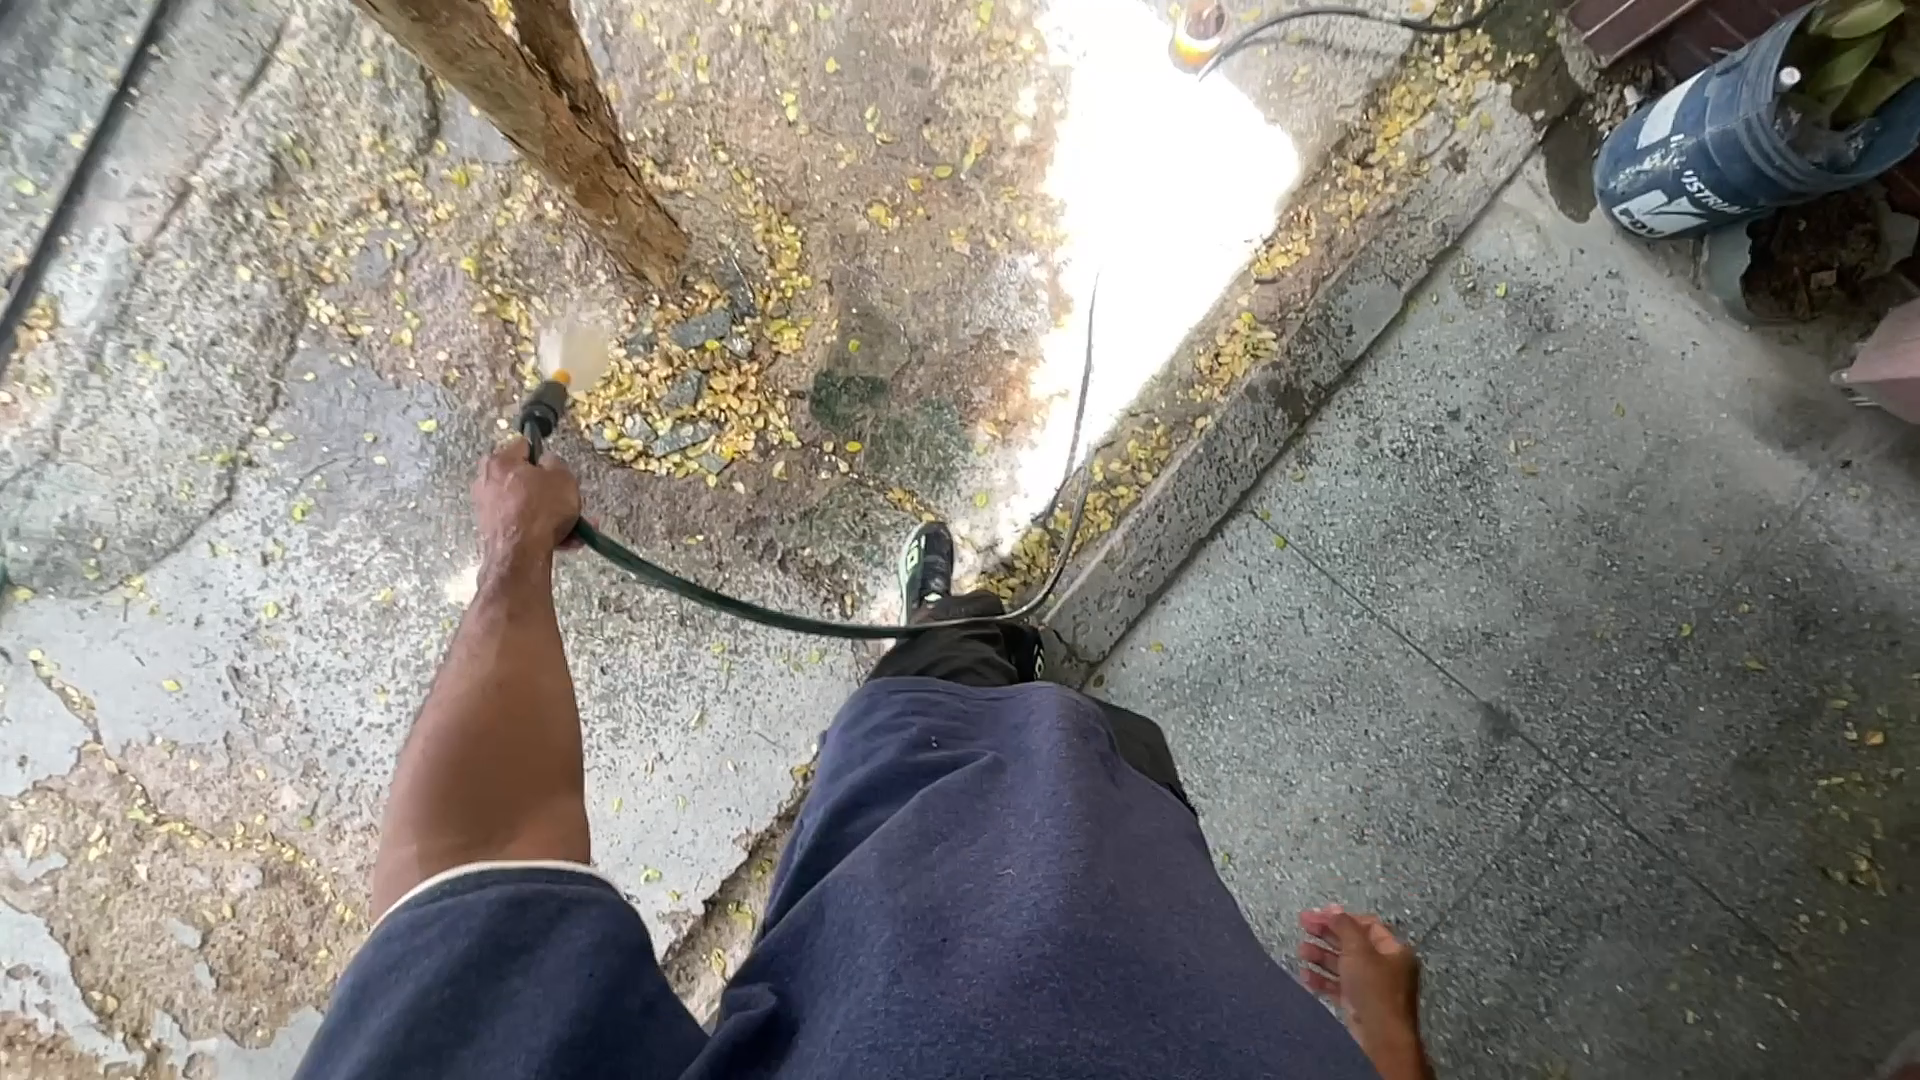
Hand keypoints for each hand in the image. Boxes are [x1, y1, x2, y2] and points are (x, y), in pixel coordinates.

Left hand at [472, 437, 580, 564]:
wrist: (521, 552)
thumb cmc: (542, 509)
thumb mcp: (563, 476)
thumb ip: (556, 462)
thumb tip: (547, 462)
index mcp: (499, 461)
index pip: (523, 445)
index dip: (543, 454)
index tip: (556, 467)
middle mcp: (486, 481)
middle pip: (524, 479)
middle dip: (549, 490)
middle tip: (568, 499)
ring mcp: (487, 507)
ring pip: (527, 504)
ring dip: (550, 512)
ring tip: (575, 526)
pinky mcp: (492, 529)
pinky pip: (523, 523)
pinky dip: (541, 528)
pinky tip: (564, 539)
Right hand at [1298, 906, 1432, 1079]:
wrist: (1381, 1038)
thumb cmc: (1374, 987)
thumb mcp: (1358, 950)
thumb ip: (1344, 925)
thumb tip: (1333, 908)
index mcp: (1393, 951)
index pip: (1367, 925)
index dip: (1342, 917)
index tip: (1319, 914)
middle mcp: (1384, 967)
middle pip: (1351, 943)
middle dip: (1326, 934)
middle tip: (1303, 924)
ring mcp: (1370, 986)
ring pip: (1341, 964)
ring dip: (1320, 955)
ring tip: (1302, 951)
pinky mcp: (1358, 1003)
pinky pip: (1337, 985)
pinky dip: (1322, 978)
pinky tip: (1306, 975)